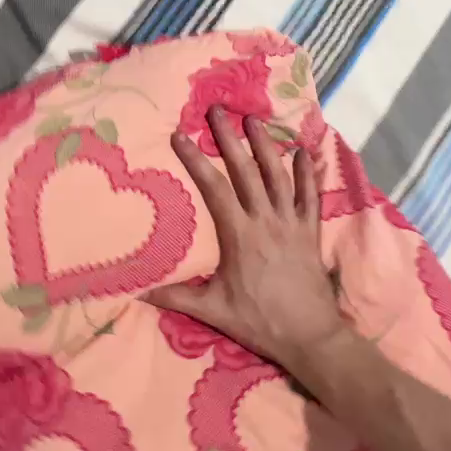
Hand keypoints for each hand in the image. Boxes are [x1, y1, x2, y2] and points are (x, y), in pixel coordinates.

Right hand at [145, 106, 350, 373]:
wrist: (314, 341)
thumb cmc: (261, 323)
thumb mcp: (214, 311)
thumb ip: (176, 297)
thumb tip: (137, 289)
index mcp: (240, 235)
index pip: (214, 188)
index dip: (196, 160)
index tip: (179, 134)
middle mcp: (266, 221)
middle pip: (246, 171)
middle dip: (230, 138)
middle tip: (217, 110)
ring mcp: (292, 224)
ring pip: (278, 176)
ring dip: (265, 146)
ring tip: (254, 120)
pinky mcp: (311, 233)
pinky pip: (310, 197)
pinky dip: (306, 174)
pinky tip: (302, 152)